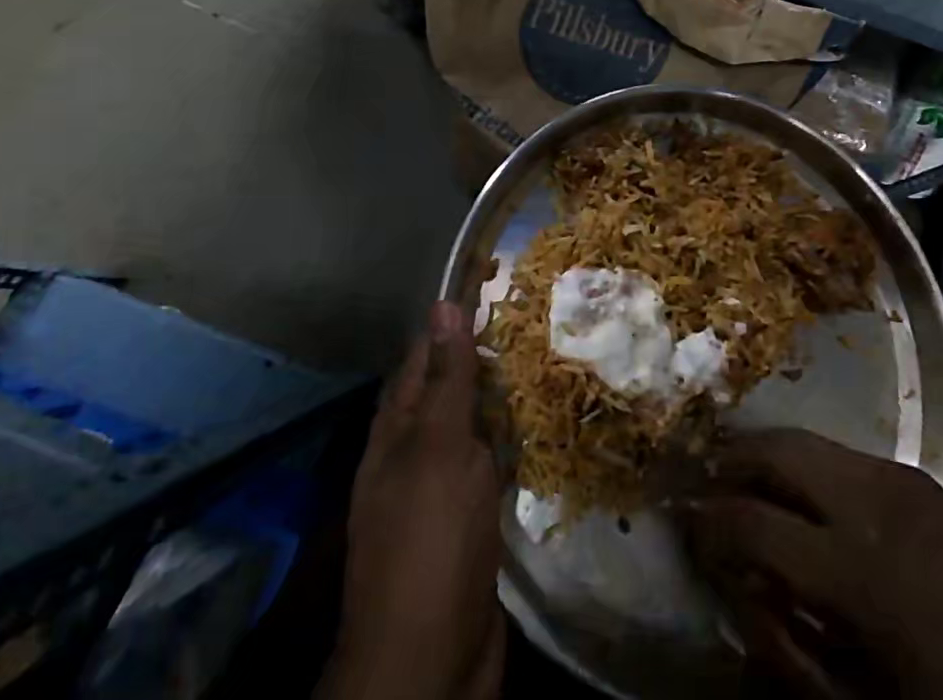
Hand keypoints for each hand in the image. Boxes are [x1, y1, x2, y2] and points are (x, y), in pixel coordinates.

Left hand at [316, 303, 503, 699]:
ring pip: (473, 430)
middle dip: (485, 359)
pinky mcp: (469, 522)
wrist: (430, 655)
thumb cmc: (430, 540)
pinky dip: (513, 446)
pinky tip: (541, 432)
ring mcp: (441, 490)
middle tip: (536, 323)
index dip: (453, 323)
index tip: (494, 287)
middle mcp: (413, 453)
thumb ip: (446, 381)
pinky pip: (491, 468)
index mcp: (396, 431)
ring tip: (546, 364)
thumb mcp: (438, 450)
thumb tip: (444, 306)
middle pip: (449, 392)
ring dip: (503, 402)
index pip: (423, 357)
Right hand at [680, 429, 942, 699]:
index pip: (750, 522)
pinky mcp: (916, 473)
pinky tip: (798, 494)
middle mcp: (875, 504)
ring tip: (741, 482)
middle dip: (726, 460)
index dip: (705, 521)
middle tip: (702, 484)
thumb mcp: (850, 698)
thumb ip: (776, 639)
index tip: (682, 523)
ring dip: (762, 456)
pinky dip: (802, 464)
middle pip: (775, 450)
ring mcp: (899, 478)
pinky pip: (837, 452)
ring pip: (802, 437)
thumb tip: (730, 580)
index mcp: (859, 571)